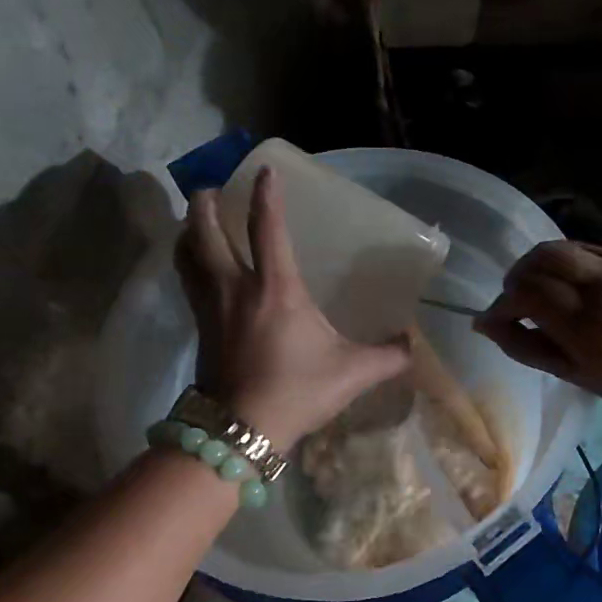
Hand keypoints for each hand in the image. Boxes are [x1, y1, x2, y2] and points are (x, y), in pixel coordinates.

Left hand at [176, 168, 410, 447]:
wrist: (240, 429)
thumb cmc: (297, 391)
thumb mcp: (353, 373)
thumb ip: (389, 356)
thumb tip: (414, 345)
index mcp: (277, 290)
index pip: (268, 229)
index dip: (267, 196)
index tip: (266, 172)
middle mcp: (237, 288)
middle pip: (206, 231)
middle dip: (207, 204)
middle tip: (212, 188)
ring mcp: (211, 307)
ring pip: (188, 254)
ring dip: (190, 230)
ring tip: (197, 220)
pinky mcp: (200, 327)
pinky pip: (187, 280)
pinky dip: (187, 261)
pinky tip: (196, 266)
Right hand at [474, 241, 601, 415]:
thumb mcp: (579, 377)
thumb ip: (529, 348)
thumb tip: (487, 325)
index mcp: (592, 331)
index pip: (526, 295)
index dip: (501, 305)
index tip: (494, 321)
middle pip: (537, 263)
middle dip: (514, 282)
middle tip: (513, 305)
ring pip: (556, 248)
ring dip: (534, 266)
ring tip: (534, 292)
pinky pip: (582, 248)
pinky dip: (562, 263)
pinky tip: (565, 284)